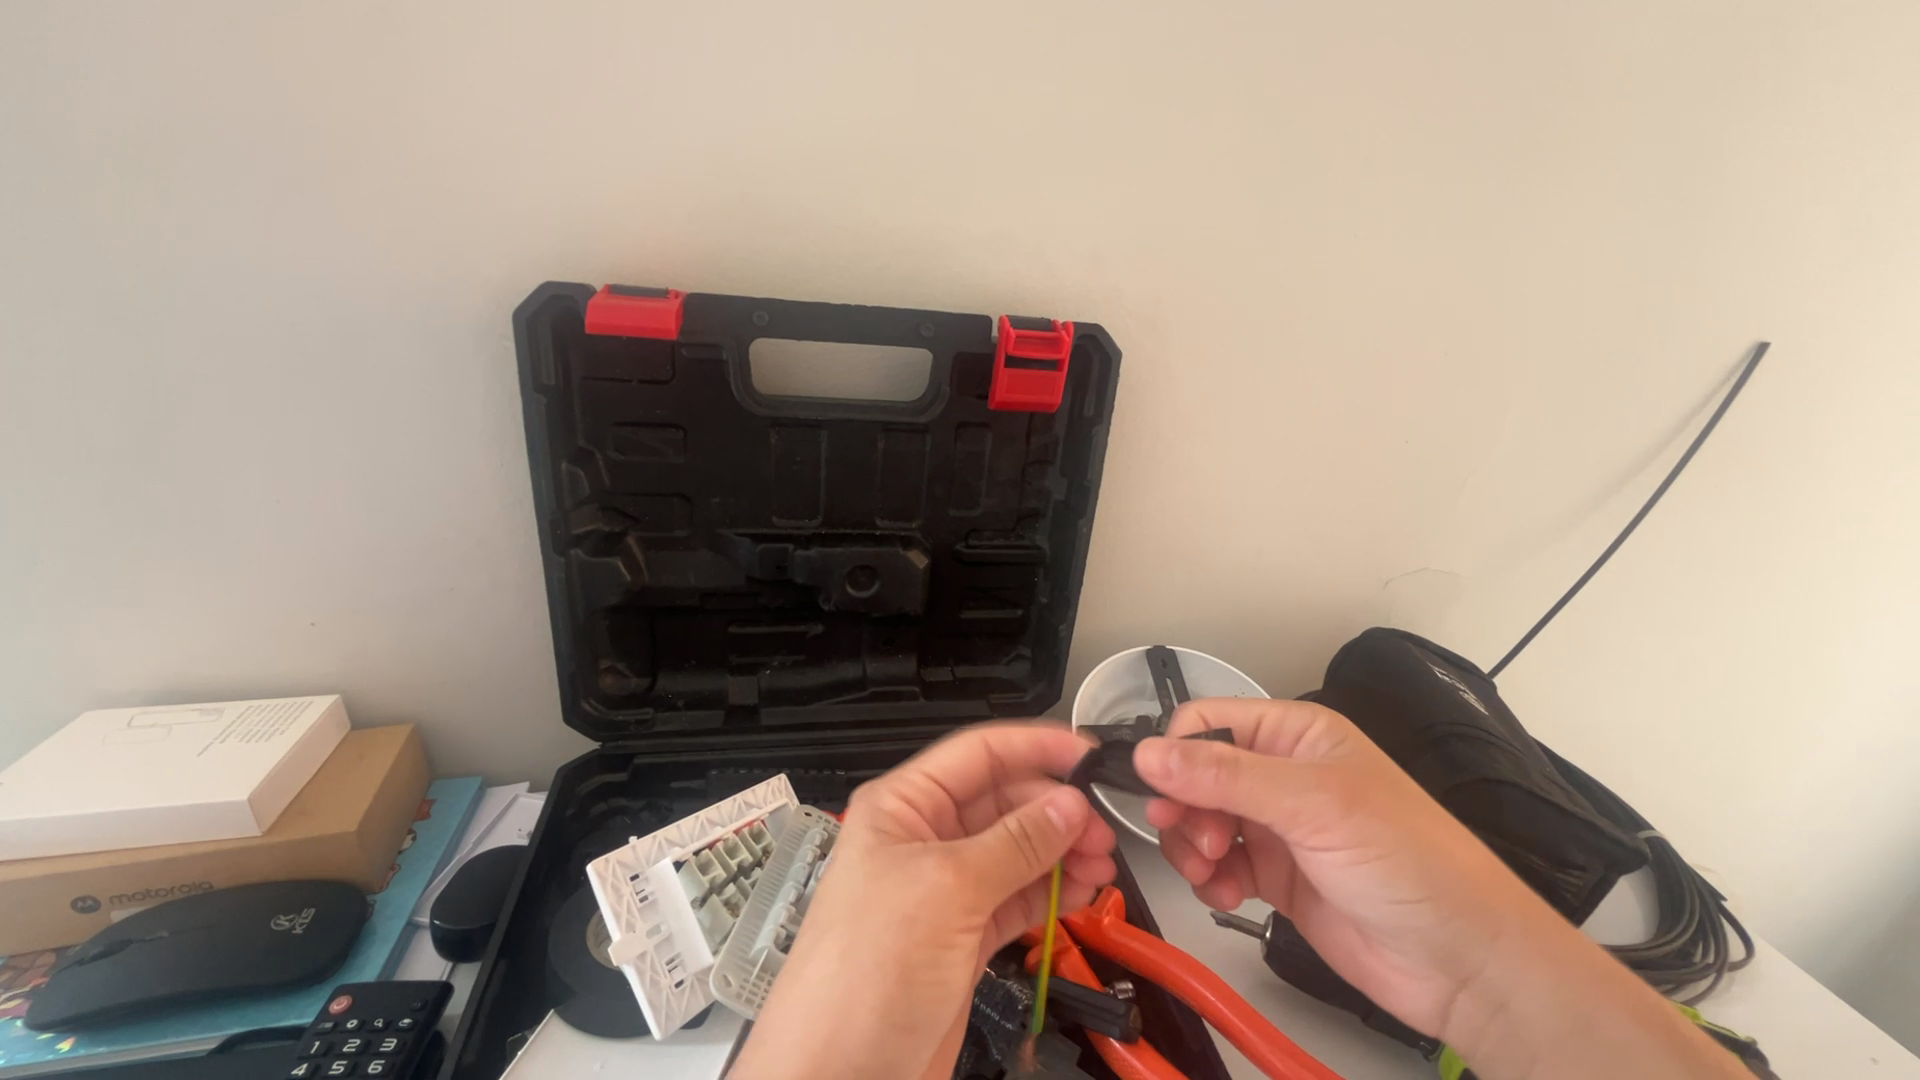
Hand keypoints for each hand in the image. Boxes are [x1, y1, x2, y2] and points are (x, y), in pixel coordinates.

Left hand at [730, 722, 1115, 1079]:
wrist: (838, 1077)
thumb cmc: (864, 974)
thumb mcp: (946, 891)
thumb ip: (1014, 844)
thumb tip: (1067, 805)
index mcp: (902, 807)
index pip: (977, 754)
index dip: (1034, 748)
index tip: (1086, 754)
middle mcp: (923, 840)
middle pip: (1002, 802)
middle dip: (1053, 809)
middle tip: (1100, 826)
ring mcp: (945, 889)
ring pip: (1016, 851)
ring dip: (1060, 852)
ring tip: (1100, 862)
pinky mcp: (963, 935)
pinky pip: (1017, 897)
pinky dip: (1051, 892)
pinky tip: (1083, 890)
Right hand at [1137, 698, 1748, 1079]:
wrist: (1465, 965)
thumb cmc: (1403, 861)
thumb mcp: (1311, 805)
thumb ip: (1223, 777)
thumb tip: (1144, 753)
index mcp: (1293, 735)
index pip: (1207, 723)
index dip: (1176, 753)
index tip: (1163, 796)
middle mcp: (1278, 773)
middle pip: (1194, 774)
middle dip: (1184, 807)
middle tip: (1196, 842)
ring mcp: (1275, 826)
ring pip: (1197, 820)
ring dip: (1192, 846)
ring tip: (1212, 874)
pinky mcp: (1273, 874)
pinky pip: (1216, 863)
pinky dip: (1209, 877)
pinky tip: (1226, 896)